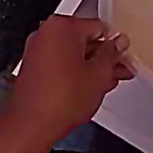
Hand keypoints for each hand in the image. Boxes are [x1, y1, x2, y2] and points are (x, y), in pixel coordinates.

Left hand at [0, 16, 133, 145]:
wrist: (31, 126)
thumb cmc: (57, 101)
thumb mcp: (99, 75)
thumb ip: (112, 55)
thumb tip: (117, 45)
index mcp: (63, 26)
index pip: (99, 27)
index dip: (115, 45)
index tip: (122, 57)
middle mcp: (46, 33)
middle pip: (84, 39)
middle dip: (102, 56)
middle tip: (116, 70)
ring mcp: (37, 49)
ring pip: (72, 52)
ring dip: (90, 65)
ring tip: (105, 82)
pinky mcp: (33, 66)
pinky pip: (59, 62)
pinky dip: (73, 71)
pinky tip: (87, 87)